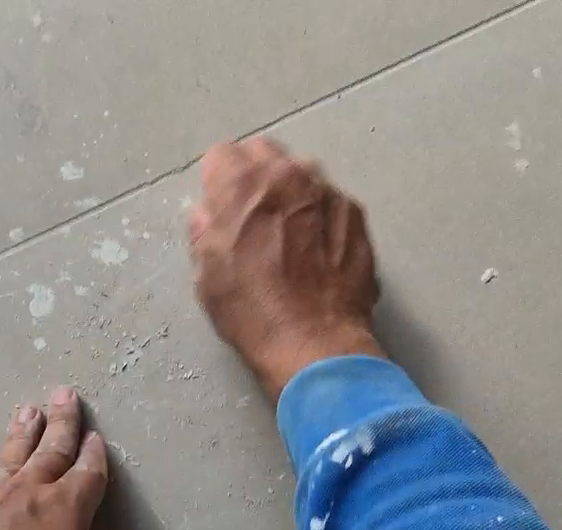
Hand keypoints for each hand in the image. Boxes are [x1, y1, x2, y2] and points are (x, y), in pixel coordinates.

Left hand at [0, 386, 138, 529]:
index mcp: (67, 513)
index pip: (89, 474)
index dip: (96, 455)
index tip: (98, 438)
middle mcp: (27, 496)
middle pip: (50, 450)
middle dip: (62, 422)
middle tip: (65, 393)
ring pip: (9, 457)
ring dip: (22, 434)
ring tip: (28, 411)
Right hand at [189, 137, 384, 401]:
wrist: (314, 343)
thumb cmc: (251, 313)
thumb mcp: (207, 277)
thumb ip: (204, 233)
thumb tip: (207, 216)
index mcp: (241, 184)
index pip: (220, 156)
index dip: (216, 185)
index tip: (220, 212)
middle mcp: (287, 174)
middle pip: (263, 154)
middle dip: (254, 179)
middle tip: (252, 220)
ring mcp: (327, 191)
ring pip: (301, 175)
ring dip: (291, 195)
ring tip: (289, 238)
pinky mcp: (356, 214)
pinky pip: (330, 203)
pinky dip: (320, 218)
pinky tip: (317, 255)